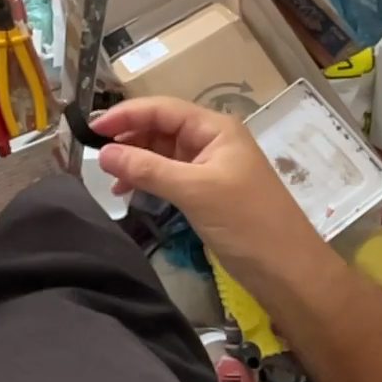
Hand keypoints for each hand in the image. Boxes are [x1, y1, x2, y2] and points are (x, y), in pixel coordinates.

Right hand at [94, 97, 325, 286]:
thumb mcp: (193, 191)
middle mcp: (211, 139)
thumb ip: (146, 169)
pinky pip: (168, 173)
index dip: (125, 115)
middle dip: (127, 136)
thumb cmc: (247, 223)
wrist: (290, 272)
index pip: (161, 108)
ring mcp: (209, 165)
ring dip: (134, 160)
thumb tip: (103, 153)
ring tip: (107, 176)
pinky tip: (126, 191)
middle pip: (160, 127)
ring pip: (161, 151)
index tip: (92, 129)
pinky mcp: (206, 190)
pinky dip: (146, 179)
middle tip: (93, 152)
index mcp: (215, 128)